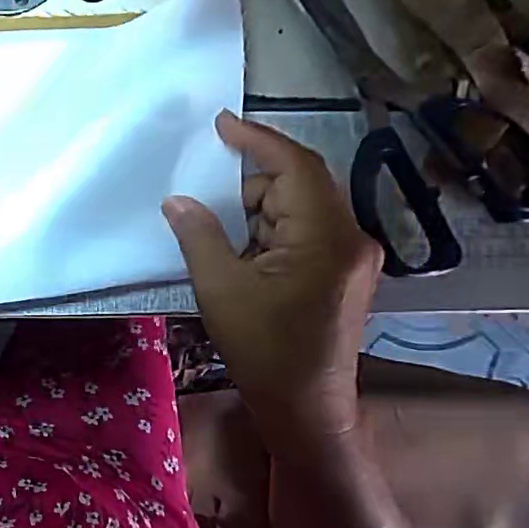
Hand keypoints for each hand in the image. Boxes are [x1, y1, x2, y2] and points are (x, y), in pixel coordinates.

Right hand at [162, 110, 380, 438]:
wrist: (304, 403)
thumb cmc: (262, 346)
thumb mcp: (219, 288)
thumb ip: (198, 236)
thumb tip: (178, 200)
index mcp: (327, 237)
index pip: (295, 168)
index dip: (258, 141)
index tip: (222, 124)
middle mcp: (350, 237)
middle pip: (296, 187)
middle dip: (247, 189)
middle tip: (203, 207)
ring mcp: (350, 256)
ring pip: (297, 211)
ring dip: (255, 215)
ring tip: (220, 243)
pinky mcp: (341, 272)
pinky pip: (301, 233)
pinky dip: (267, 234)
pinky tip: (240, 256)